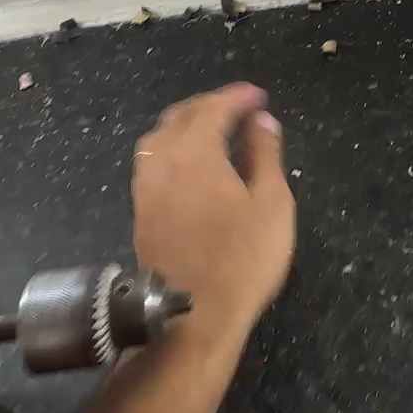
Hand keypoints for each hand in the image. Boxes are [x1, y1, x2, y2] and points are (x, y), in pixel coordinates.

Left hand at [131, 83, 294, 343]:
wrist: (194, 317)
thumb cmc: (243, 258)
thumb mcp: (271, 202)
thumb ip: (265, 154)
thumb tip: (261, 121)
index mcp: (194, 153)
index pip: (213, 109)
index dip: (237, 97)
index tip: (259, 96)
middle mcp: (162, 162)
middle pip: (180, 117)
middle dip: (209, 105)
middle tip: (238, 106)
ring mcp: (146, 188)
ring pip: (159, 138)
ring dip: (185, 124)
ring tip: (212, 128)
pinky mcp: (141, 212)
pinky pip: (152, 161)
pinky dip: (172, 147)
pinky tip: (189, 163)